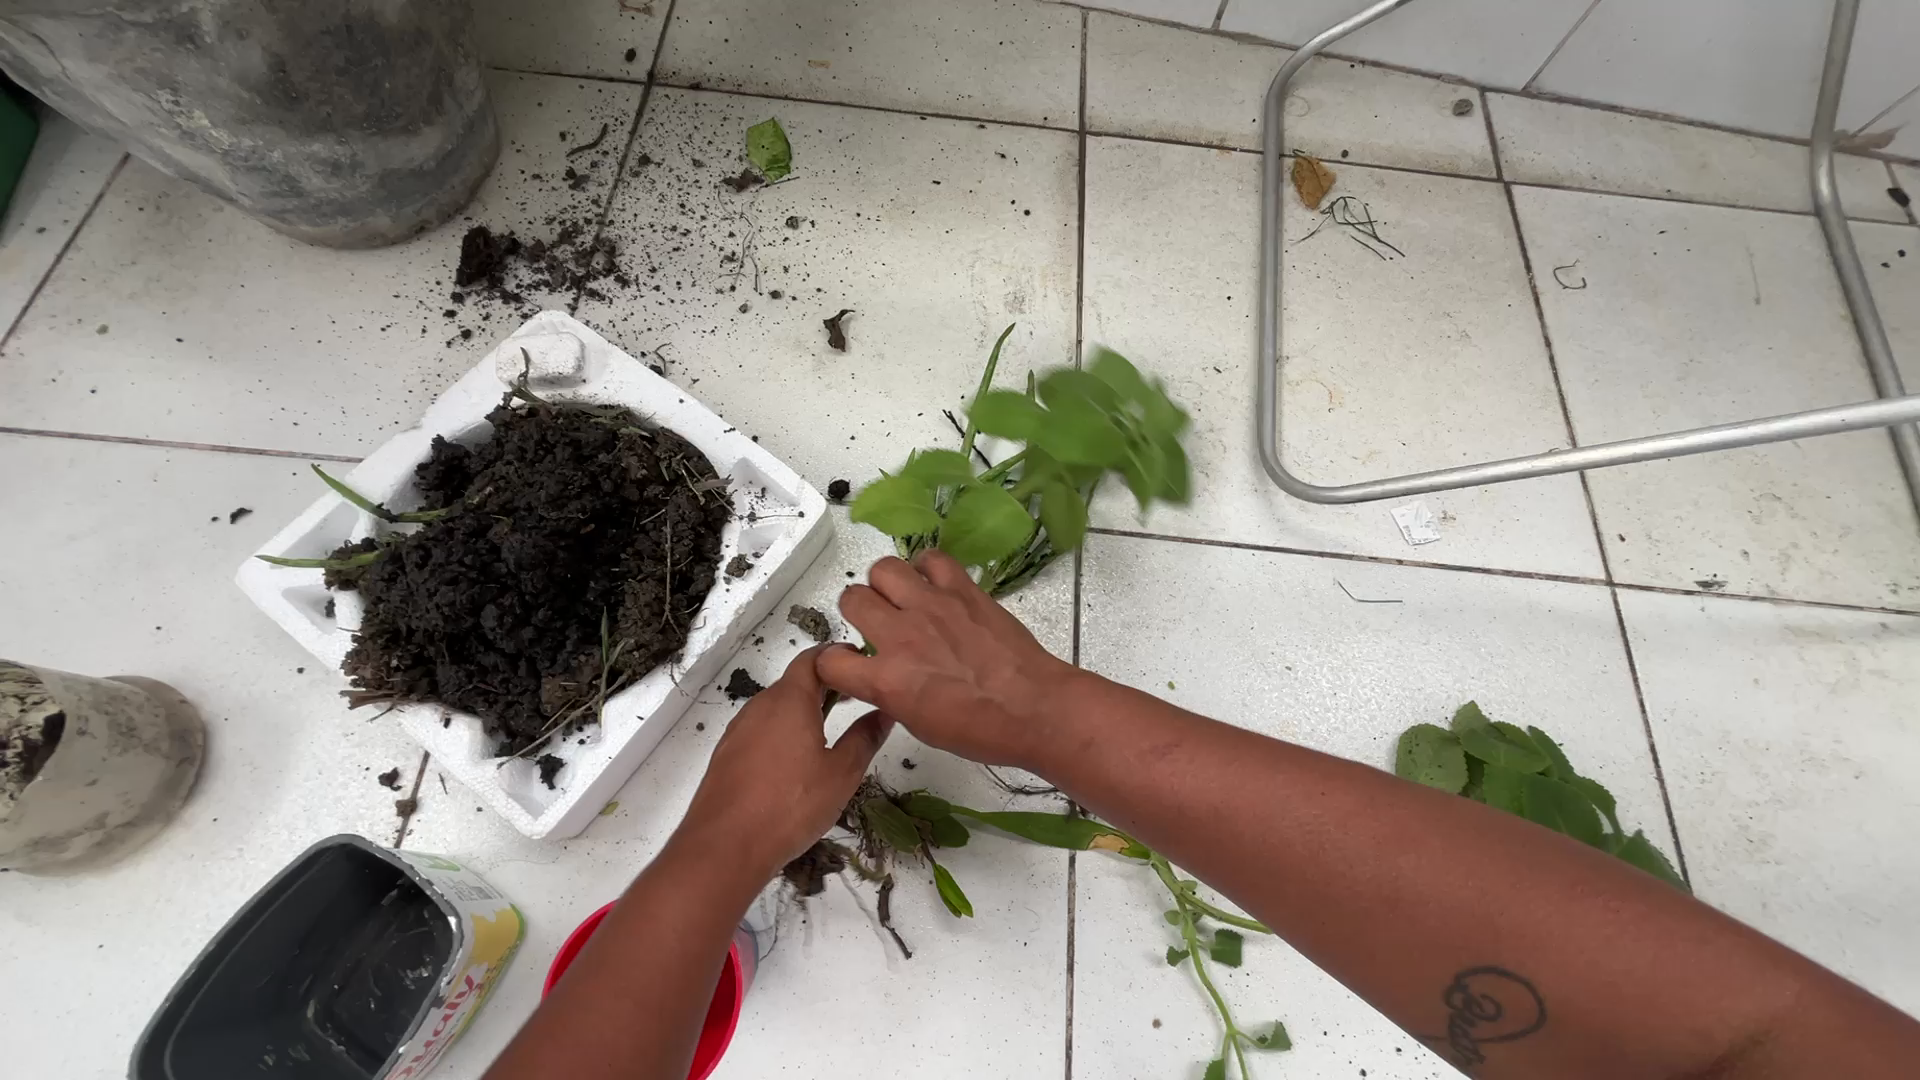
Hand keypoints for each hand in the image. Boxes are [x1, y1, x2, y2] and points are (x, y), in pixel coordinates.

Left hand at [675, 646, 890, 879]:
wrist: (723, 848)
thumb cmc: (790, 805)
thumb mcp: (842, 773)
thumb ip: (865, 738)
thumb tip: (885, 712)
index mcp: (790, 700)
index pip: (813, 657)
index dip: (838, 657)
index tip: (861, 668)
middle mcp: (760, 706)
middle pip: (795, 682)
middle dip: (825, 687)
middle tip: (855, 702)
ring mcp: (739, 730)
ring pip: (776, 708)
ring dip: (803, 712)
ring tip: (829, 735)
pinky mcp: (727, 755)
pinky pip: (760, 731)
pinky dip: (782, 734)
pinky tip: (795, 764)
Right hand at [817, 551, 1081, 768]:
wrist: (1035, 709)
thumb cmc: (981, 729)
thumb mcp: (919, 725)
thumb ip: (889, 694)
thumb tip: (880, 677)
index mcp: (887, 681)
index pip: (829, 662)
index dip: (832, 662)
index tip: (846, 662)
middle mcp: (901, 637)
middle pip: (852, 599)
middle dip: (857, 611)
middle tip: (878, 622)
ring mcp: (932, 607)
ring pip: (883, 568)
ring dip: (886, 584)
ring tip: (903, 598)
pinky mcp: (962, 590)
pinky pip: (932, 559)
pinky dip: (926, 568)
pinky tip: (933, 584)